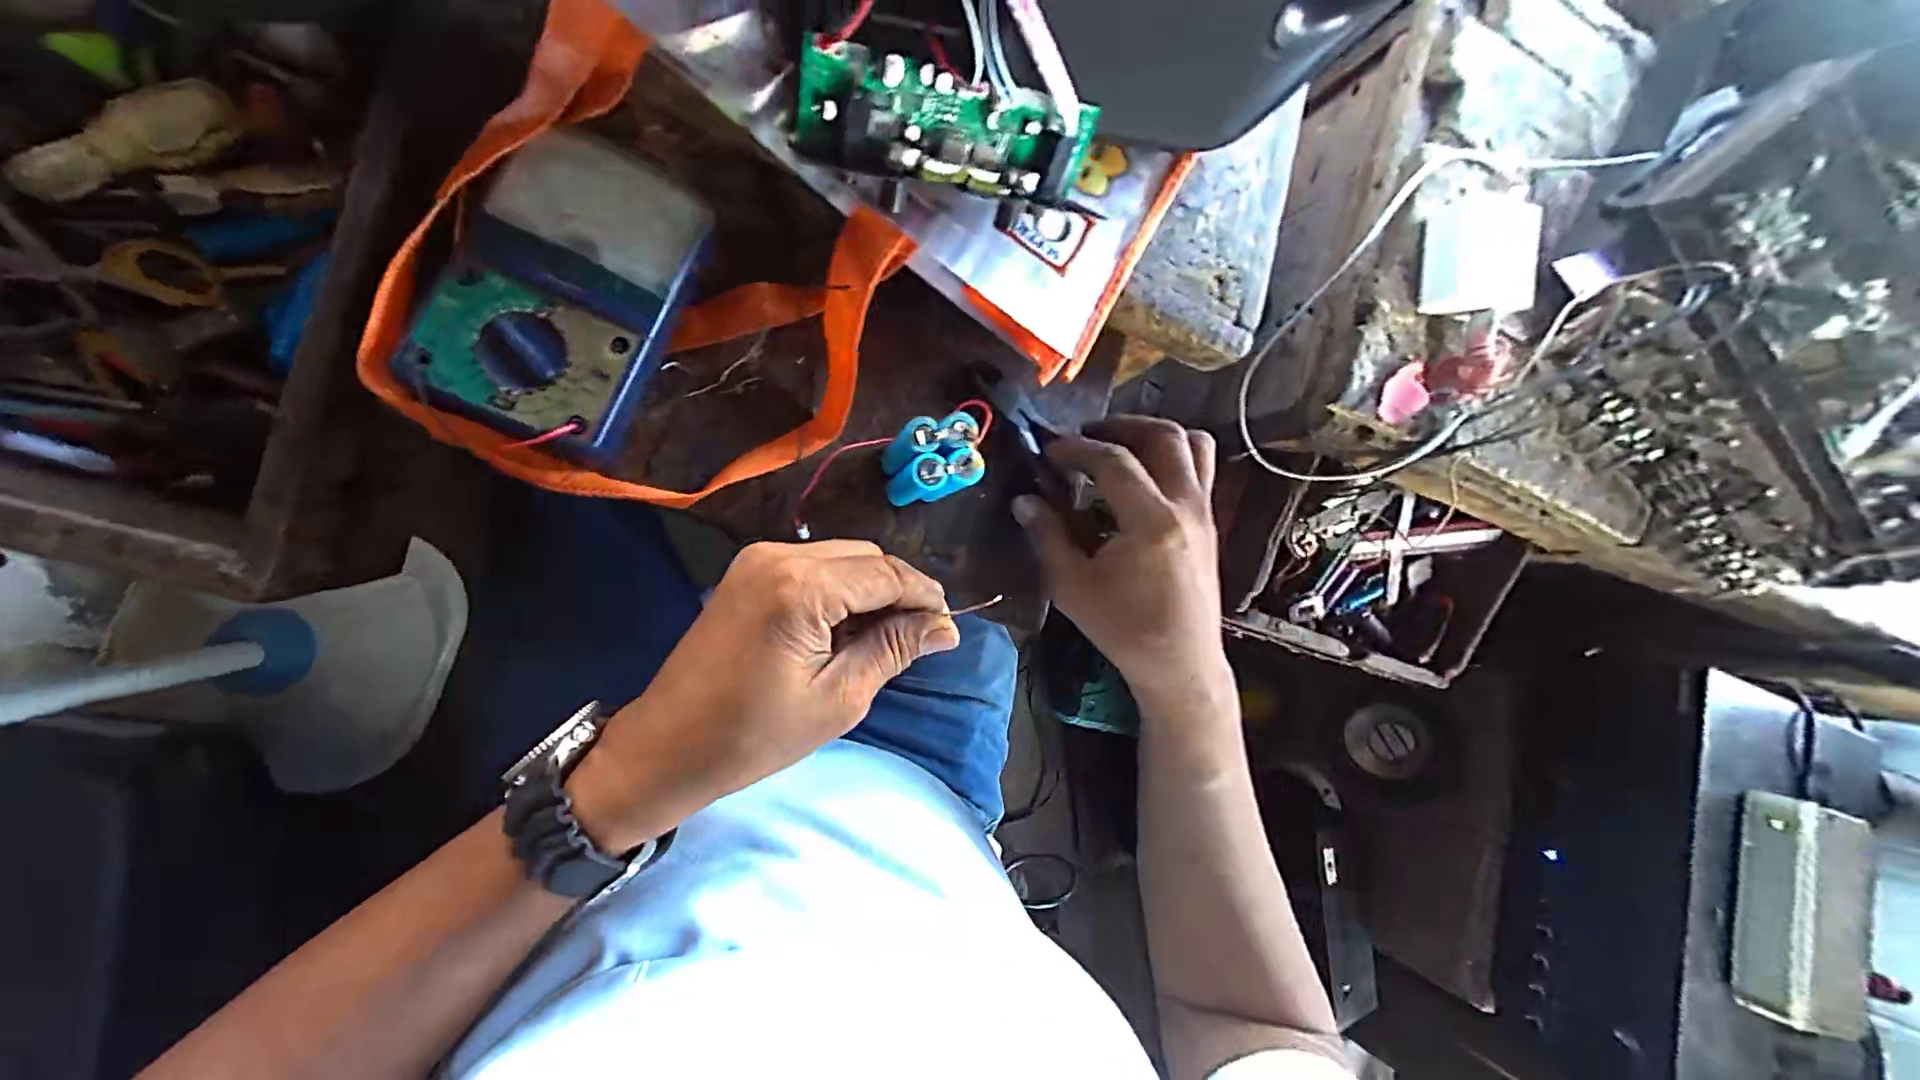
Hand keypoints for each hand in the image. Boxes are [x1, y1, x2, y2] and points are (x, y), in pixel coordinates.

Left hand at [569, 540, 959, 848]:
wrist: (665, 747)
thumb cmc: (752, 736)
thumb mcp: (839, 698)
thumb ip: (894, 648)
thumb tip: (945, 627)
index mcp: (802, 587)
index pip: (887, 574)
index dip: (926, 598)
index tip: (947, 630)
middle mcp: (779, 555)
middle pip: (867, 557)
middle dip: (900, 592)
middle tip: (918, 637)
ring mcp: (758, 558)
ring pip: (842, 558)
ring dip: (871, 590)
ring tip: (882, 638)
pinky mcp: (748, 571)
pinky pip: (814, 566)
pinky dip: (840, 590)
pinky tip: (844, 628)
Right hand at [1013, 417, 1229, 706]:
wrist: (1180, 663)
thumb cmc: (1123, 629)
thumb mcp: (1073, 586)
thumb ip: (1048, 536)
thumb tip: (1024, 500)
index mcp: (1151, 522)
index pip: (1114, 461)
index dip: (1077, 448)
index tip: (1049, 451)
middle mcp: (1186, 506)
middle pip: (1164, 436)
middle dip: (1121, 426)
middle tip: (1086, 436)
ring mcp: (1204, 512)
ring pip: (1193, 445)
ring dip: (1153, 435)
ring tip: (1120, 447)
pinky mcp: (1209, 523)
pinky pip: (1200, 468)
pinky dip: (1171, 456)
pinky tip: (1141, 478)